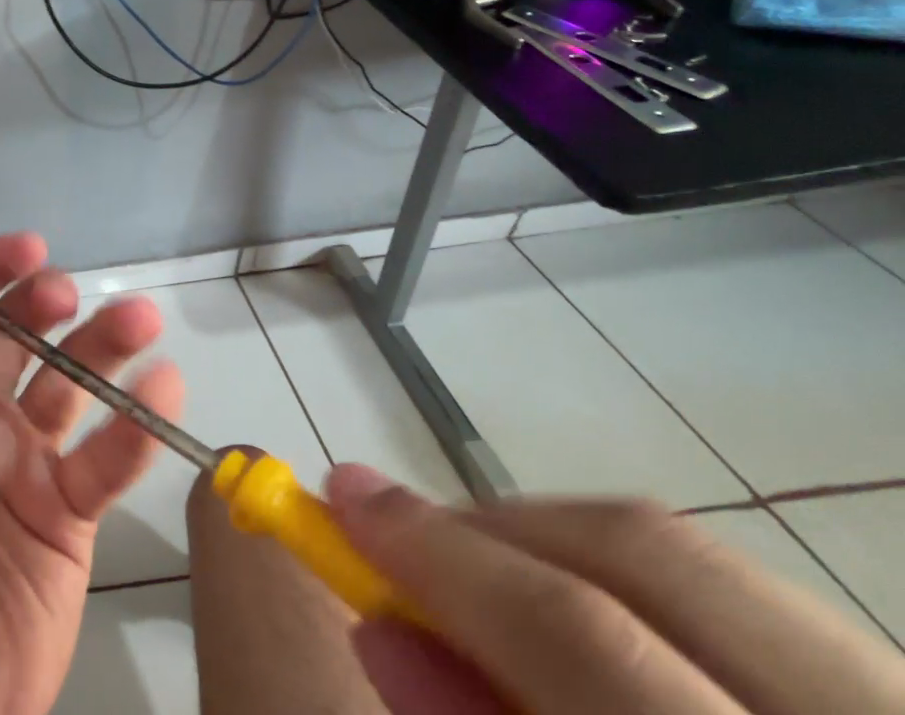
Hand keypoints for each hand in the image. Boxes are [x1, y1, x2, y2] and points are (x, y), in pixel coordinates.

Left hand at [0, 233, 182, 714]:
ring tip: (141, 323)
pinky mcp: (67, 517)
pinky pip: (106, 461)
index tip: (28, 247)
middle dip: (46, 309)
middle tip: (73, 293)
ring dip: (104, 353)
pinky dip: (134, 429)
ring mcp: (21, 469)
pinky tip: (162, 396)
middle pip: (16, 345)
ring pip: (70, 391)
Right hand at [327, 464, 904, 714]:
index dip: (438, 551)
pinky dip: (638, 594)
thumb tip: (376, 619)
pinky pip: (751, 606)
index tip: (345, 499)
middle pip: (654, 554)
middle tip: (401, 533)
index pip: (578, 636)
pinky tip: (595, 645)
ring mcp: (902, 706)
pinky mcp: (900, 692)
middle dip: (496, 523)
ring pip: (707, 566)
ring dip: (562, 553)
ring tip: (486, 593)